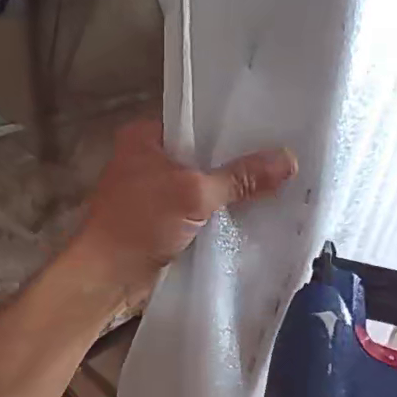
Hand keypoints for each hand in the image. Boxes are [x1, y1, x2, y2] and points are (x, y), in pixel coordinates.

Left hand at [68, 120, 296, 296]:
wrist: (106, 277)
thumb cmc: (140, 222)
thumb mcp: (193, 193)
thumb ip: (241, 177)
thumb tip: (289, 160)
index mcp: (144, 137)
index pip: (196, 120)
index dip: (233, 124)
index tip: (273, 125)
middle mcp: (147, 159)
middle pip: (203, 154)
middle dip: (237, 160)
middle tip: (285, 155)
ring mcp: (153, 193)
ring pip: (202, 185)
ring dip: (230, 191)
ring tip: (281, 181)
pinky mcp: (161, 222)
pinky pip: (198, 211)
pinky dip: (220, 213)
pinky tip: (256, 212)